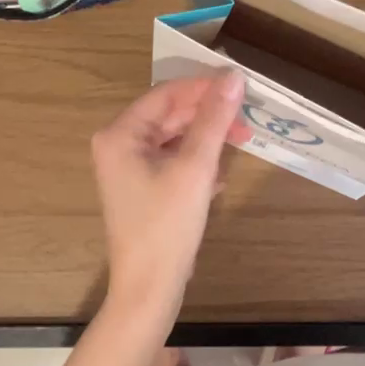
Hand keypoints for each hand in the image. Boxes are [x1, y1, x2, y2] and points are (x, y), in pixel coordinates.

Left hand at [91, 72, 247, 317]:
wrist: (148, 288)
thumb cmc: (167, 225)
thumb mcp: (196, 167)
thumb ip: (214, 119)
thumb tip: (234, 76)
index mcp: (120, 134)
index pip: (167, 93)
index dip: (204, 87)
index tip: (241, 87)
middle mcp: (118, 145)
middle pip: (169, 114)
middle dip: (208, 115)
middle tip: (246, 118)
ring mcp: (127, 169)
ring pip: (173, 138)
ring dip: (206, 138)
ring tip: (240, 141)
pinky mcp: (141, 189)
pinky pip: (171, 160)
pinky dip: (196, 161)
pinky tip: (220, 176)